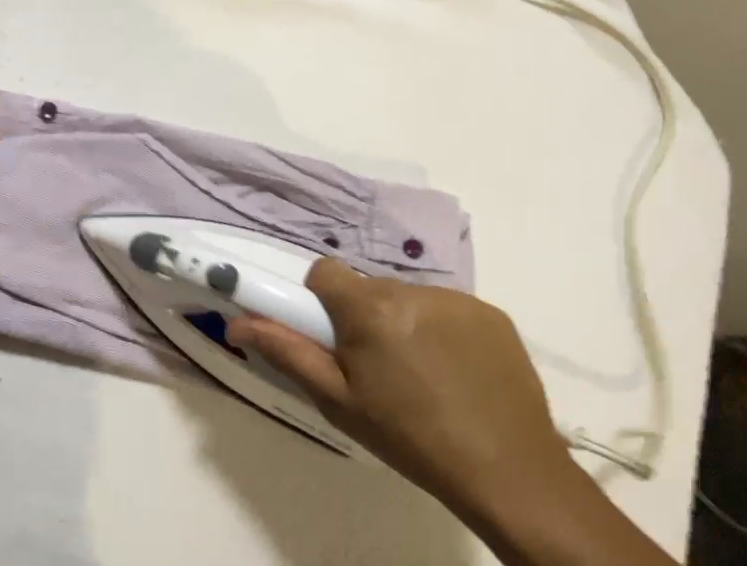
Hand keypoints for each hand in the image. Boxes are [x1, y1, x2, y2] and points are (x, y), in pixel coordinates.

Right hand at [226, 259, 576, 517]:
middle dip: (361, 318)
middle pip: (366, 288)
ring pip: (406, 299)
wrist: (511, 473)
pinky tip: (454, 375)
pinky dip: (441, 332)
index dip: (319, 302)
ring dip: (401, 325)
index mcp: (369, 308)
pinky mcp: (493, 315)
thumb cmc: (410, 439)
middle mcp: (412, 290)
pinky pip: (447, 310)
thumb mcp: (338, 401)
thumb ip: (286, 352)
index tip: (330, 339)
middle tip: (373, 370)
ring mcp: (458, 300)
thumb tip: (235, 321)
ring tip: (419, 377)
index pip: (323, 272)